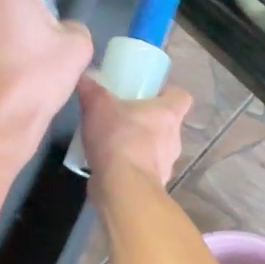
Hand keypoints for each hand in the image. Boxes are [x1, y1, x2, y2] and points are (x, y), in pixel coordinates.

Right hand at [76, 77, 192, 187]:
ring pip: (157, 149)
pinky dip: (132, 167)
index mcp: (168, 113)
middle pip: (168, 124)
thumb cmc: (119, 138)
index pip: (182, 97)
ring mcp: (167, 164)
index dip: (168, 93)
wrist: (123, 186)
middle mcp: (174, 138)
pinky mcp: (155, 184)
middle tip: (124, 117)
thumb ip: (91, 89)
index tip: (149, 93)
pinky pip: (145, 170)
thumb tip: (82, 76)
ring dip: (141, 146)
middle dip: (148, 121)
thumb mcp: (98, 105)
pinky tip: (112, 166)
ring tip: (115, 143)